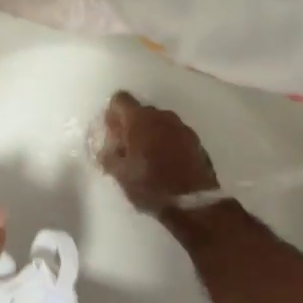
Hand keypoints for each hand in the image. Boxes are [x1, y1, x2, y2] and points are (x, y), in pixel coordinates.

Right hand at [98, 91, 219, 212]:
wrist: (193, 203)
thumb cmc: (151, 185)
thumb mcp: (120, 174)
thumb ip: (108, 155)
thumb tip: (106, 148)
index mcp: (140, 119)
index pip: (120, 99)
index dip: (113, 114)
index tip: (112, 134)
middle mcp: (161, 116)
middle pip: (140, 111)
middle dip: (131, 126)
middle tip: (127, 150)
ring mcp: (181, 126)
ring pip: (158, 123)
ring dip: (150, 134)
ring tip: (147, 159)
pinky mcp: (195, 140)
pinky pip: (174, 134)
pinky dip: (166, 143)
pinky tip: (166, 164)